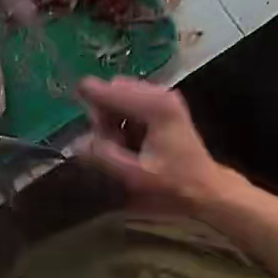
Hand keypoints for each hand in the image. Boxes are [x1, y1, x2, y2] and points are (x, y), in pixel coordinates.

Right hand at [78, 76, 238, 209]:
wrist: (204, 187)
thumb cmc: (173, 183)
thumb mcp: (135, 175)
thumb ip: (105, 156)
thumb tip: (77, 142)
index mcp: (156, 106)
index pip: (112, 91)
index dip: (90, 95)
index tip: (72, 98)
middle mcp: (160, 94)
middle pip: (116, 90)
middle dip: (104, 114)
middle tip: (109, 143)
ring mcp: (162, 97)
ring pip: (121, 96)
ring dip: (112, 118)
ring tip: (120, 145)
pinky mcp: (162, 104)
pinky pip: (130, 104)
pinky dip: (123, 119)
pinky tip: (128, 141)